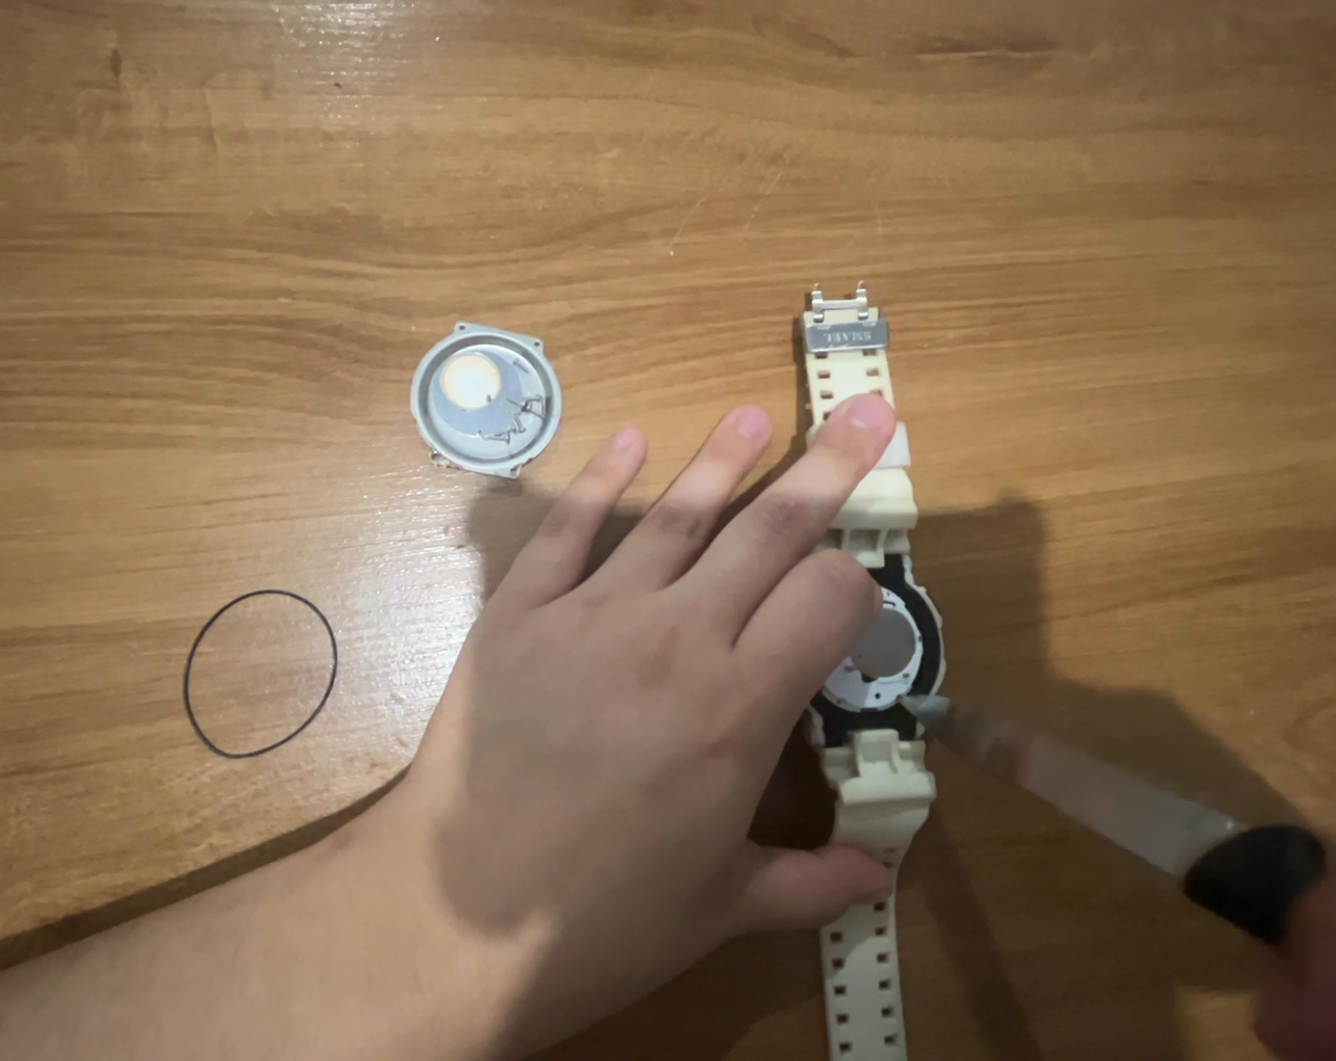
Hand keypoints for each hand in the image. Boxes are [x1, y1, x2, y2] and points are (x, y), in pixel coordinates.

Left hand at [358, 395, 901, 1056]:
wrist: (452, 918)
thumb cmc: (597, 923)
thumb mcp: (720, 909)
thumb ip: (811, 881)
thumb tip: (883, 875)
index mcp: (739, 708)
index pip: (829, 596)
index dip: (856, 582)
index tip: (855, 597)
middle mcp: (675, 639)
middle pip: (770, 531)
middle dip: (828, 469)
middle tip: (866, 413)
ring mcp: (591, 615)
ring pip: (676, 516)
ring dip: (723, 458)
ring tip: (756, 414)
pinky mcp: (519, 612)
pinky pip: (567, 530)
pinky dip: (598, 480)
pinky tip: (628, 439)